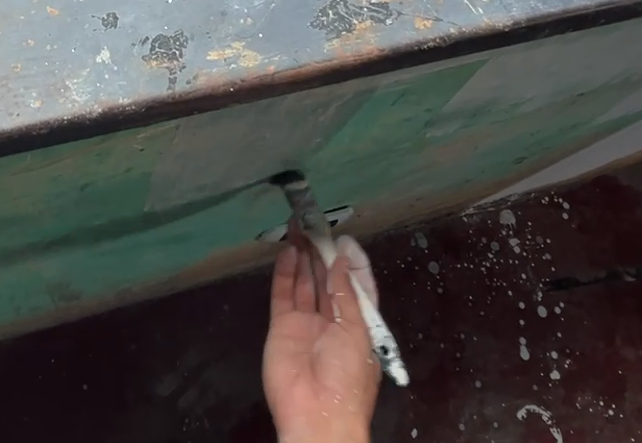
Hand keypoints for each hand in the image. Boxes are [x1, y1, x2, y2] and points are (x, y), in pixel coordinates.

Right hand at [263, 232, 380, 442]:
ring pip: (305, 282)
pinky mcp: (283, 326)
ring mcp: (306, 323)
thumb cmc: (347, 375)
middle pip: (327, 280)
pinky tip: (287, 251)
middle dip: (323, 254)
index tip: (344, 239)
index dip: (351, 263)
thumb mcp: (357, 332)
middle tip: (315, 226)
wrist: (316, 414)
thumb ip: (346, 293)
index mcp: (359, 326)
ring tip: (299, 229)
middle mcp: (332, 321)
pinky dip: (285, 272)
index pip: (357, 287)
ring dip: (304, 257)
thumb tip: (341, 260)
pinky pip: (284, 293)